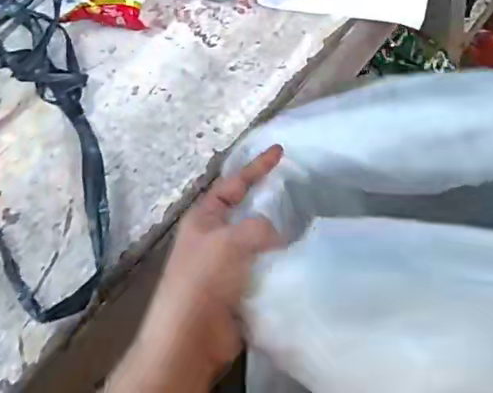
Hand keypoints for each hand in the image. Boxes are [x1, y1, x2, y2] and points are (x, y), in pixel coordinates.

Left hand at [109, 145, 284, 392]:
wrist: (188, 341)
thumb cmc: (202, 280)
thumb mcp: (230, 240)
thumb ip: (259, 227)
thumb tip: (277, 236)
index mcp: (204, 217)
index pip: (234, 182)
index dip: (257, 166)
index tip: (279, 151)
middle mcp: (213, 236)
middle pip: (247, 210)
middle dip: (269, 201)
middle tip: (296, 188)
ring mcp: (225, 265)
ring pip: (258, 242)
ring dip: (277, 238)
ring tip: (304, 226)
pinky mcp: (238, 291)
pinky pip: (263, 270)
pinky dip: (278, 266)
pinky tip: (297, 262)